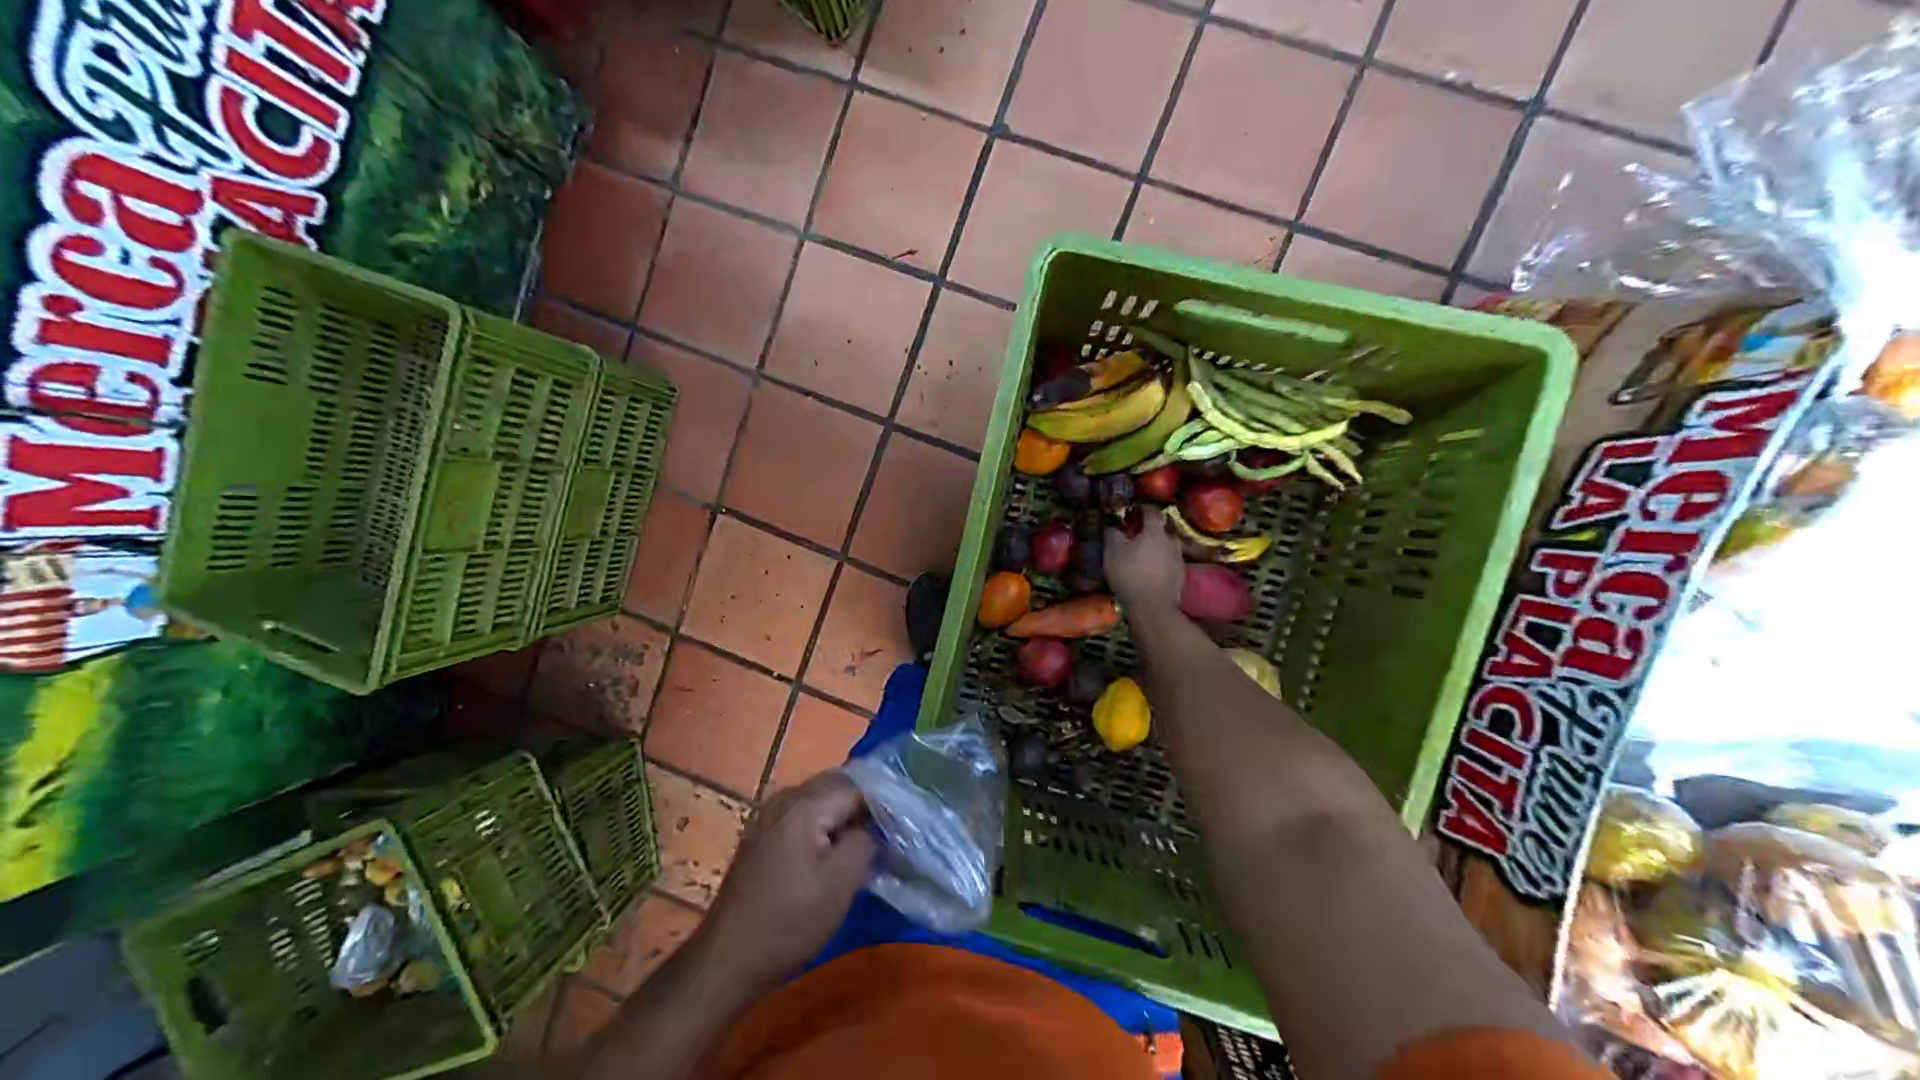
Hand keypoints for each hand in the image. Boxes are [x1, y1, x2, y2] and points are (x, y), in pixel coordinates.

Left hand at [698, 772, 875, 989]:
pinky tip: (835, 850)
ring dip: (845, 813)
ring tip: (868, 841)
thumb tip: (877, 825)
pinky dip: (824, 823)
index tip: (904, 823)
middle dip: (865, 803)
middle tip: (890, 830)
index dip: (884, 801)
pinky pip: (804, 813)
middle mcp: (785, 797)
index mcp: (805, 804)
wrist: (727, 959)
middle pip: (838, 784)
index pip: (858, 784)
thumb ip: (866, 841)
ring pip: (821, 798)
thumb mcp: (841, 884)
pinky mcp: (762, 832)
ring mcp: (769, 813)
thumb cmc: (789, 922)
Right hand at [1106, 508, 1184, 614]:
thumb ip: (1112, 535)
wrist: (1153, 607)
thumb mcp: (1113, 553)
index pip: (1152, 512)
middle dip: (1152, 528)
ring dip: (1158, 545)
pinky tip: (1152, 569)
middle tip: (1138, 533)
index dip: (1143, 509)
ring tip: (1145, 552)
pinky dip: (1162, 561)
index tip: (1134, 510)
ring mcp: (1179, 558)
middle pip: (1163, 528)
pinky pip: (1170, 561)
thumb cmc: (1130, 575)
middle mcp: (1171, 541)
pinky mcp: (1181, 575)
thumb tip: (1113, 526)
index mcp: (1155, 531)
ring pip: (1168, 545)